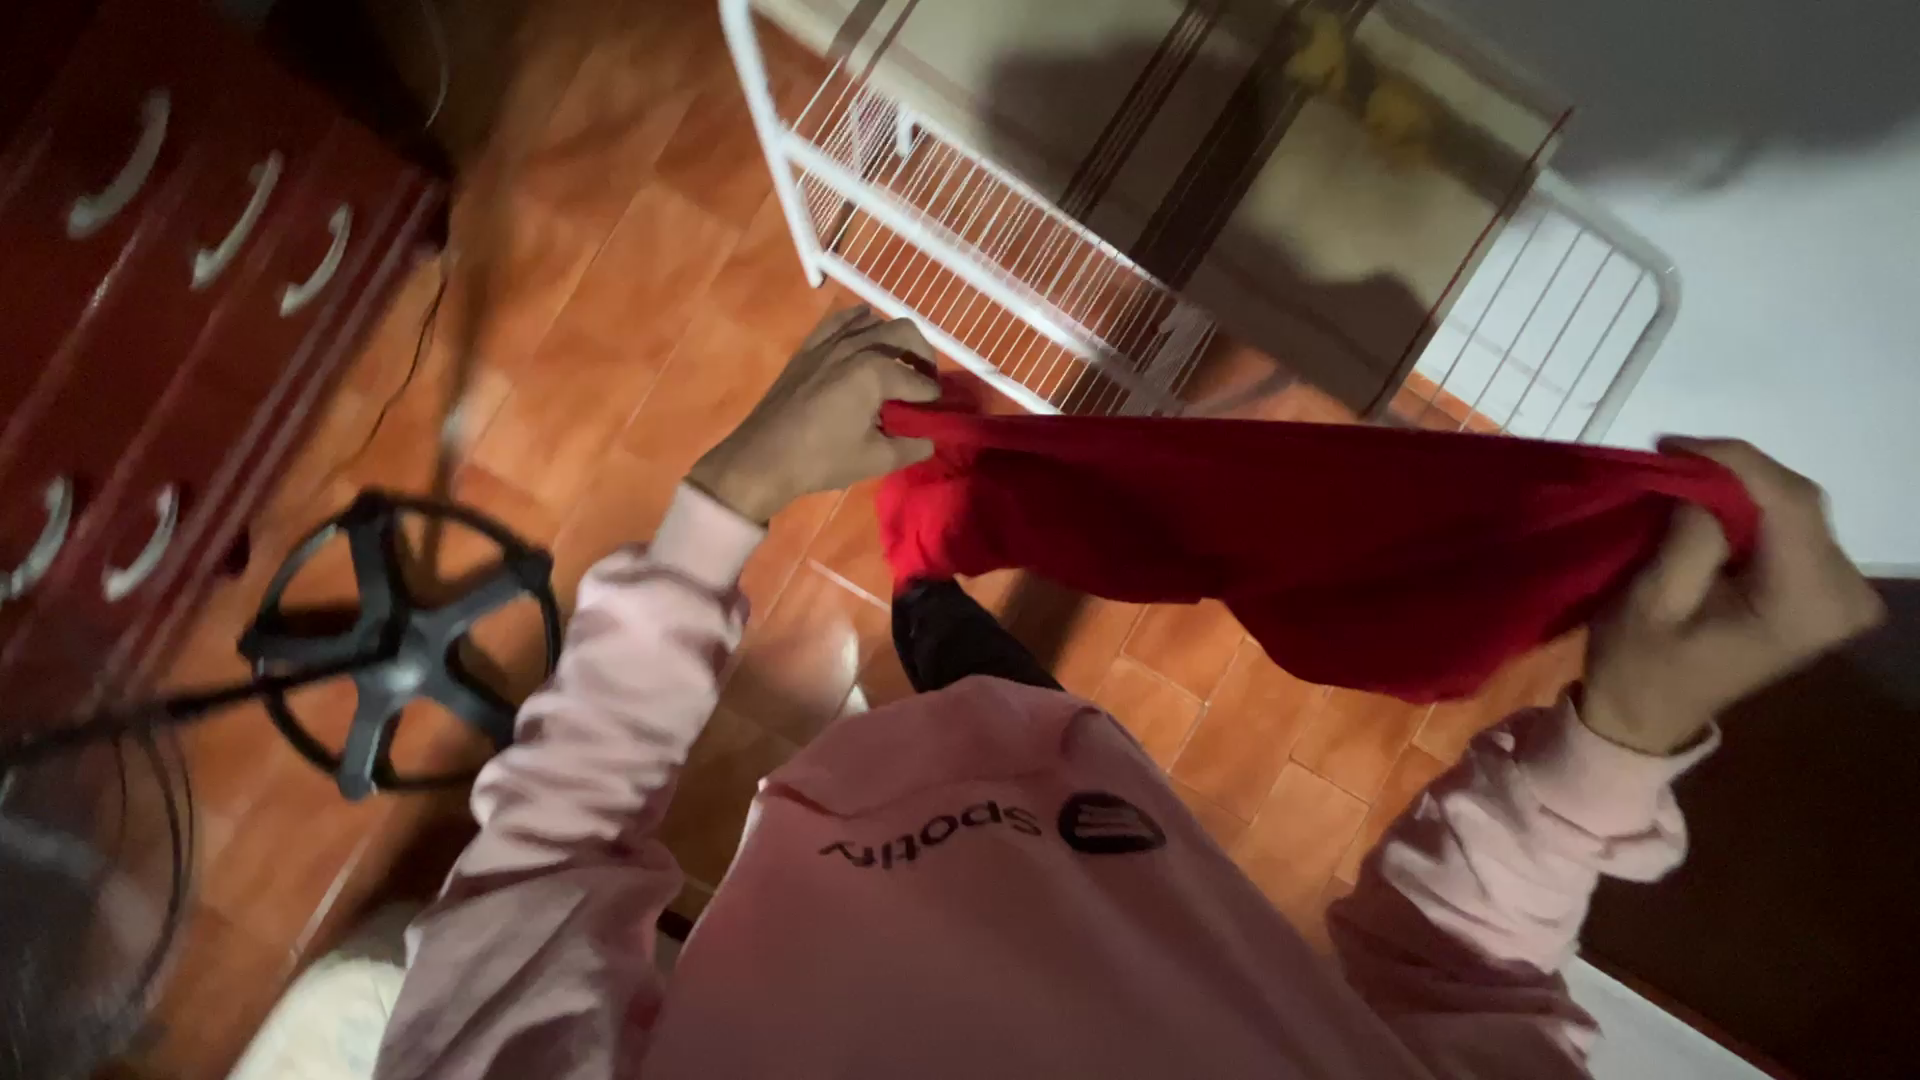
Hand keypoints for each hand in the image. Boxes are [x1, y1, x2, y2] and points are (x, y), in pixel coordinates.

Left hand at [687, 306, 939, 522]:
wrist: (764, 457)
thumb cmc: (822, 460)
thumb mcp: (875, 459)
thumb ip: (911, 448)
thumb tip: (929, 441)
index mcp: (875, 372)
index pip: (919, 381)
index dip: (933, 398)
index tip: (936, 413)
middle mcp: (856, 346)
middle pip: (905, 333)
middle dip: (924, 356)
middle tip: (927, 381)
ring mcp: (829, 341)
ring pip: (875, 322)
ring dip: (896, 339)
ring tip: (901, 363)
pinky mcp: (810, 346)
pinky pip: (842, 320)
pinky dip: (861, 322)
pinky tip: (866, 334)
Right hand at [1582, 437, 1884, 754]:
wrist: (1650, 713)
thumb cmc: (1639, 664)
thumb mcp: (1650, 603)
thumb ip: (1688, 543)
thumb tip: (1700, 488)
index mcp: (1807, 601)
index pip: (1789, 502)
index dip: (1733, 461)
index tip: (1670, 444)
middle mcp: (1846, 593)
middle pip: (1800, 502)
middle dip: (1733, 471)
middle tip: (1668, 457)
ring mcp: (1841, 594)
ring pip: (1797, 509)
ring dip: (1737, 487)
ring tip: (1678, 476)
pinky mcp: (1822, 592)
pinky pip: (1791, 529)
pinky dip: (1746, 508)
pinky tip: (1705, 505)